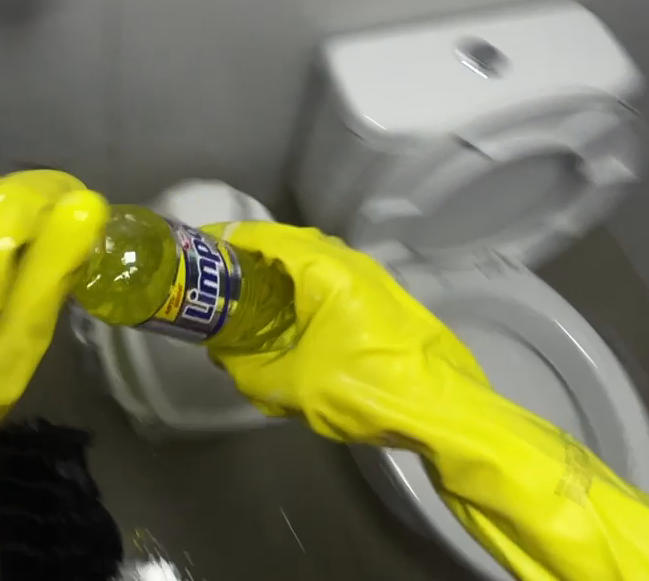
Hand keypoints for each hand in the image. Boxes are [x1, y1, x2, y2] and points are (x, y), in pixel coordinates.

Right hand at [207, 221, 488, 439]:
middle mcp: (348, 260)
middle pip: (286, 241)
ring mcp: (371, 277)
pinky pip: (332, 277)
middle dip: (251, 255)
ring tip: (251, 297)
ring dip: (280, 272)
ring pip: (312, 259)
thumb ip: (249, 371)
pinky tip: (294, 317)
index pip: (263, 234)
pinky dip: (304, 286)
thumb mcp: (294, 387)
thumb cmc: (366, 388)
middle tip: (220, 277)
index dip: (227, 239)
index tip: (200, 251)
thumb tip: (224, 358)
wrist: (448, 413)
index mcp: (323, 267)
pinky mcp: (384, 298)